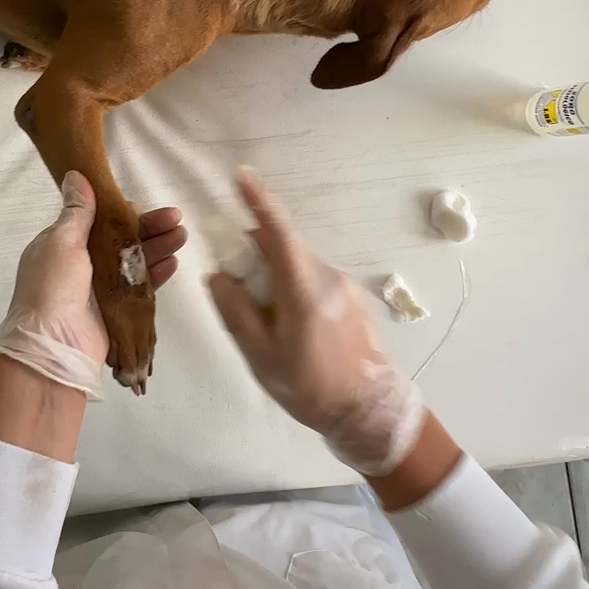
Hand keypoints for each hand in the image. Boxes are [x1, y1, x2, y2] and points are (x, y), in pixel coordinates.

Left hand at [0, 172, 186, 398]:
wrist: (53, 348)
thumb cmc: (52, 288)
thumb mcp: (61, 242)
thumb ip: (76, 212)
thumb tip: (75, 176)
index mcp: (64, 245)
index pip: (98, 221)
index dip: (121, 213)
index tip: (140, 206)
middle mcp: (83, 264)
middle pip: (121, 239)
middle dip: (149, 228)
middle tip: (176, 218)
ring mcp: (101, 288)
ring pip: (135, 261)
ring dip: (158, 246)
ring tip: (181, 235)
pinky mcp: (118, 309)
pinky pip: (141, 286)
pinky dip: (157, 273)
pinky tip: (174, 261)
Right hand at [206, 169, 425, 475]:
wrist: (370, 413)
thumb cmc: (310, 389)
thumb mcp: (261, 358)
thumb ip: (236, 313)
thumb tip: (217, 276)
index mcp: (303, 291)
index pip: (278, 234)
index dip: (259, 202)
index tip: (242, 176)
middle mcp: (327, 278)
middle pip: (283, 246)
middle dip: (254, 253)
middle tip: (235, 285)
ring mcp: (342, 286)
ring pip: (296, 262)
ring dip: (272, 274)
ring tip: (264, 318)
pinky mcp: (350, 296)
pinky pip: (310, 276)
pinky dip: (289, 285)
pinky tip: (286, 322)